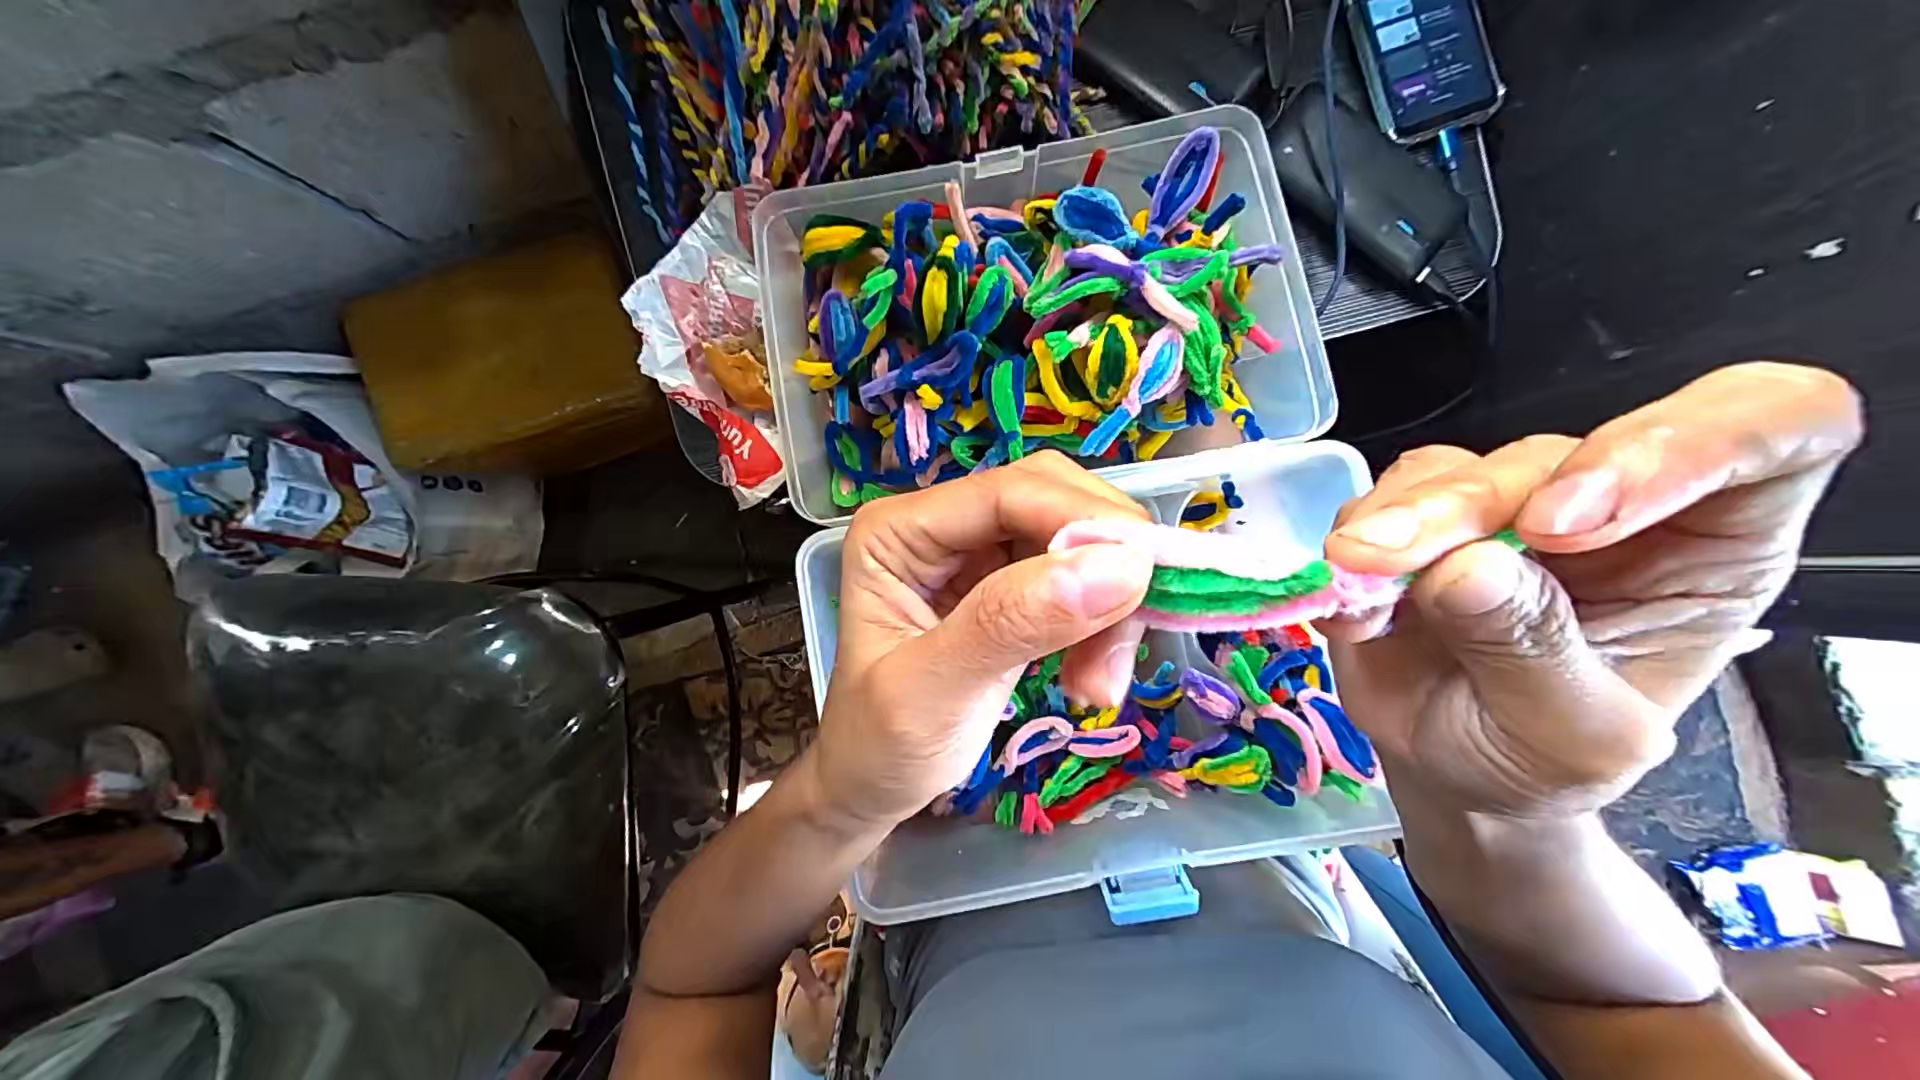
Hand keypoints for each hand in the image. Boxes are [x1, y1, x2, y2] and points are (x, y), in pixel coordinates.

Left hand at [812, 452, 1153, 828]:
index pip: (1007, 493)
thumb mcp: (931, 691)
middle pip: (1054, 502)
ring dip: (1111, 605)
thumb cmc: (879, 745)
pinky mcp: (1013, 588)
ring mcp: (980, 555)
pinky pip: (1081, 581)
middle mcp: (943, 527)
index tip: (1146, 577)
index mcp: (899, 531)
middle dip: (1103, 562)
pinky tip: (1092, 679)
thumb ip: (1011, 623)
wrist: (874, 784)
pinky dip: (1104, 624)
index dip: (1084, 521)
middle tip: (1127, 637)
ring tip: (1099, 684)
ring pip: (1079, 541)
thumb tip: (1117, 566)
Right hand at [1321, 362, 1862, 816]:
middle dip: (1462, 508)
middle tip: (1389, 560)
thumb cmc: (1539, 760)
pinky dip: (1349, 552)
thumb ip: (1533, 651)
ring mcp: (1491, 511)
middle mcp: (1596, 505)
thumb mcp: (1570, 736)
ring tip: (1355, 581)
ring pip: (1444, 471)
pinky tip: (1352, 610)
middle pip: (1546, 456)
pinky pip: (1373, 502)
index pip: (1764, 425)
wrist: (1445, 766)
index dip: (1680, 443)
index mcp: (1703, 543)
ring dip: (1392, 520)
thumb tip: (1465, 569)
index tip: (1564, 525)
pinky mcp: (1407, 521)